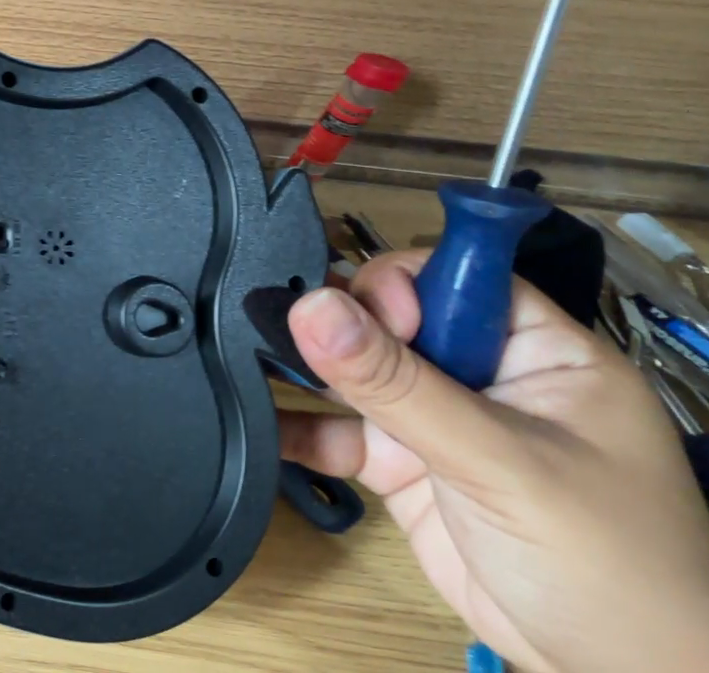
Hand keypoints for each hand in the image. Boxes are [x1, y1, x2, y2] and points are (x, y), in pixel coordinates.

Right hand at [281, 252, 708, 672]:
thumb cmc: (606, 566)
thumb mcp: (500, 463)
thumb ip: (398, 386)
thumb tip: (311, 307)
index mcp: (538, 355)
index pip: (453, 282)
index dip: (395, 286)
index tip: (352, 314)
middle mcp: (480, 377)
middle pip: (388, 321)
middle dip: (331, 324)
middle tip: (277, 329)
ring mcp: (436, 423)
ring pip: (351, 374)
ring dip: (300, 370)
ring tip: (241, 357)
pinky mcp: (398, 467)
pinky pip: (332, 432)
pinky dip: (292, 427)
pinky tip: (254, 419)